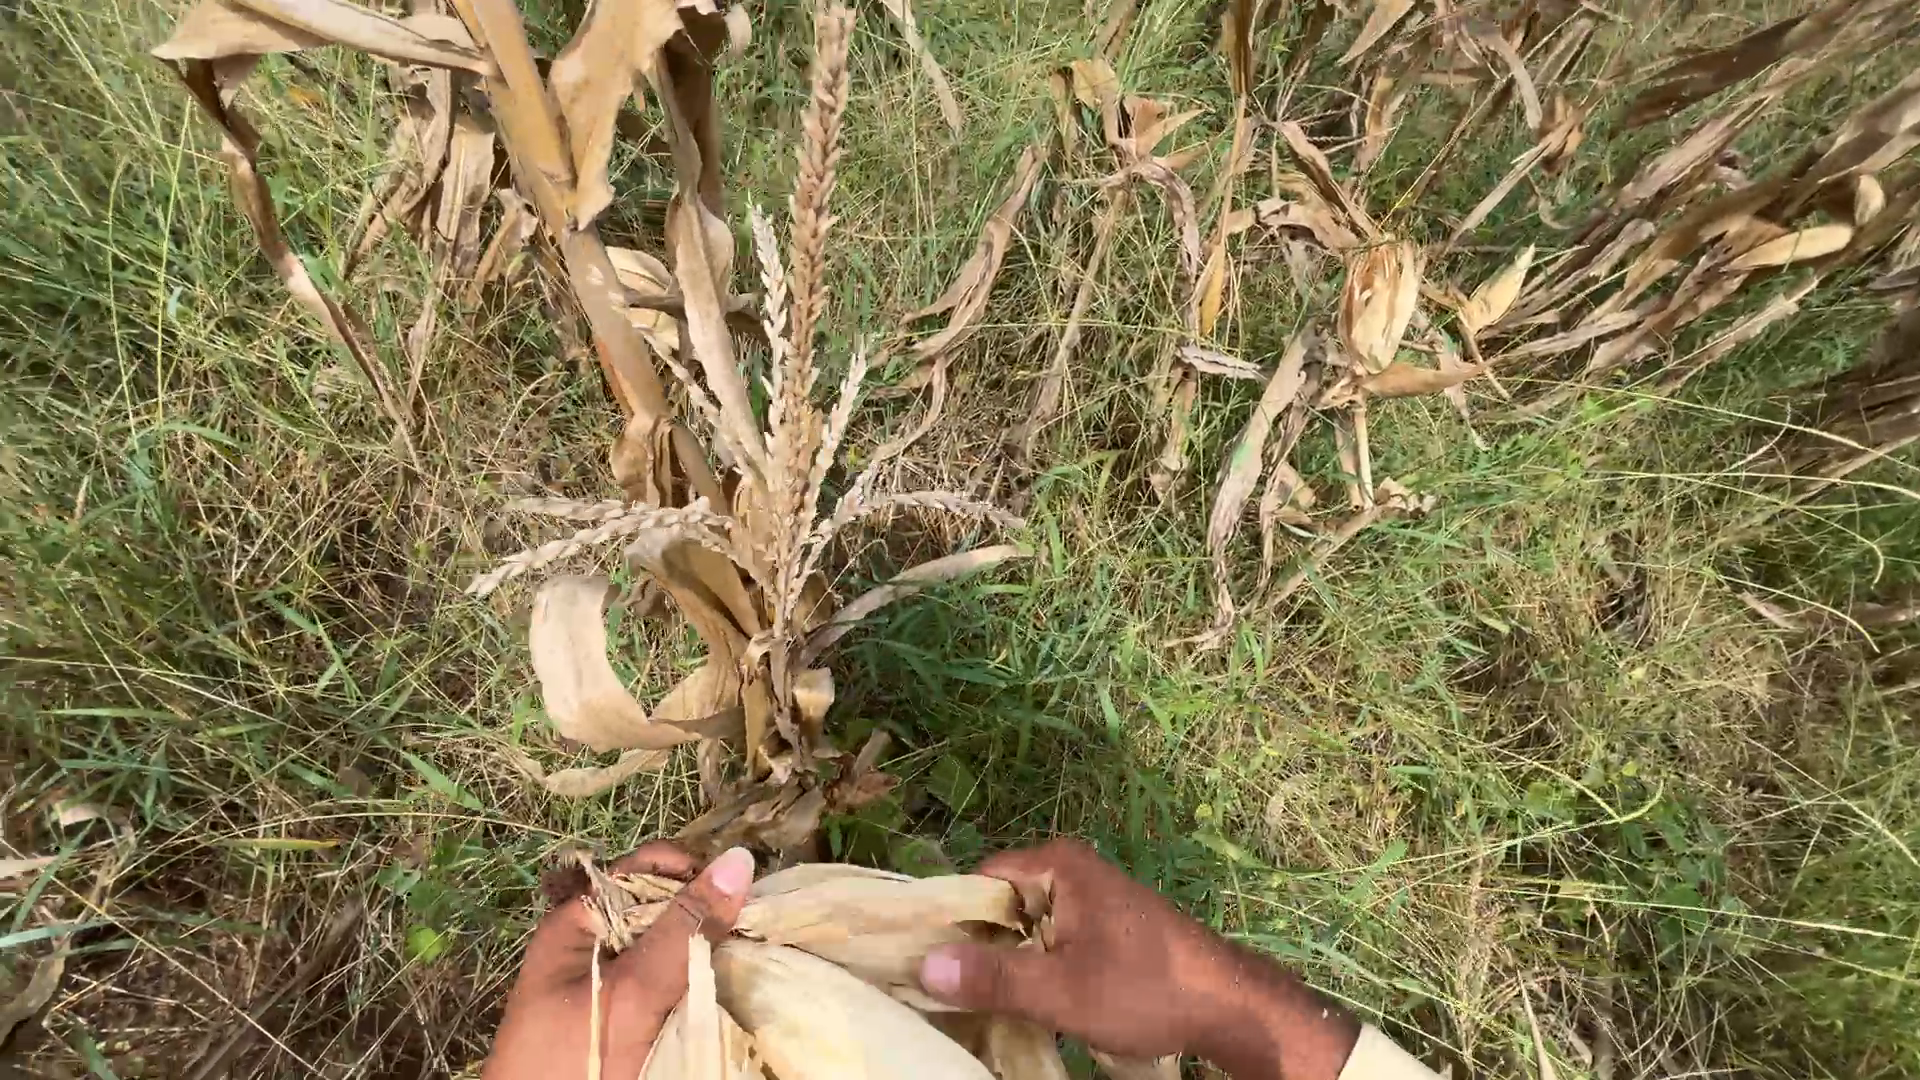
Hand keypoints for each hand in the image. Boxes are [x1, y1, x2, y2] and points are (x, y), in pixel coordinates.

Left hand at [483, 842, 754, 1079]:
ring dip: (707, 945)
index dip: (691, 872)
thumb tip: (741, 857)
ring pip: (672, 941)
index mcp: (578, 924)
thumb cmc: (577, 1068)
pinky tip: (724, 982)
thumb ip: (685, 926)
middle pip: (662, 902)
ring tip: (742, 954)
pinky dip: (699, 976)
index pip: (643, 868)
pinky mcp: (627, 1018)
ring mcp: (610, 983)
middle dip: (705, 910)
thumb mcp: (634, 993)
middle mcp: (593, 945)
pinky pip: (673, 978)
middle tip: (746, 928)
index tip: (734, 895)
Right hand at [916, 839, 1357, 1079]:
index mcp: (1057, 863)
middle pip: (1004, 902)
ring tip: (990, 1002)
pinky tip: (1033, 999)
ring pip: (1028, 923)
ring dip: (1011, 960)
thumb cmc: (1142, 986)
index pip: (983, 880)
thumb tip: (924, 964)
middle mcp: (1070, 867)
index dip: (957, 921)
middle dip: (983, 946)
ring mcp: (1089, 893)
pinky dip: (1038, 963)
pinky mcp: (1103, 921)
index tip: (937, 964)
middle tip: (959, 992)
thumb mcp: (1061, 989)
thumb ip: (994, 977)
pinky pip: (1052, 935)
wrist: (1227, 1003)